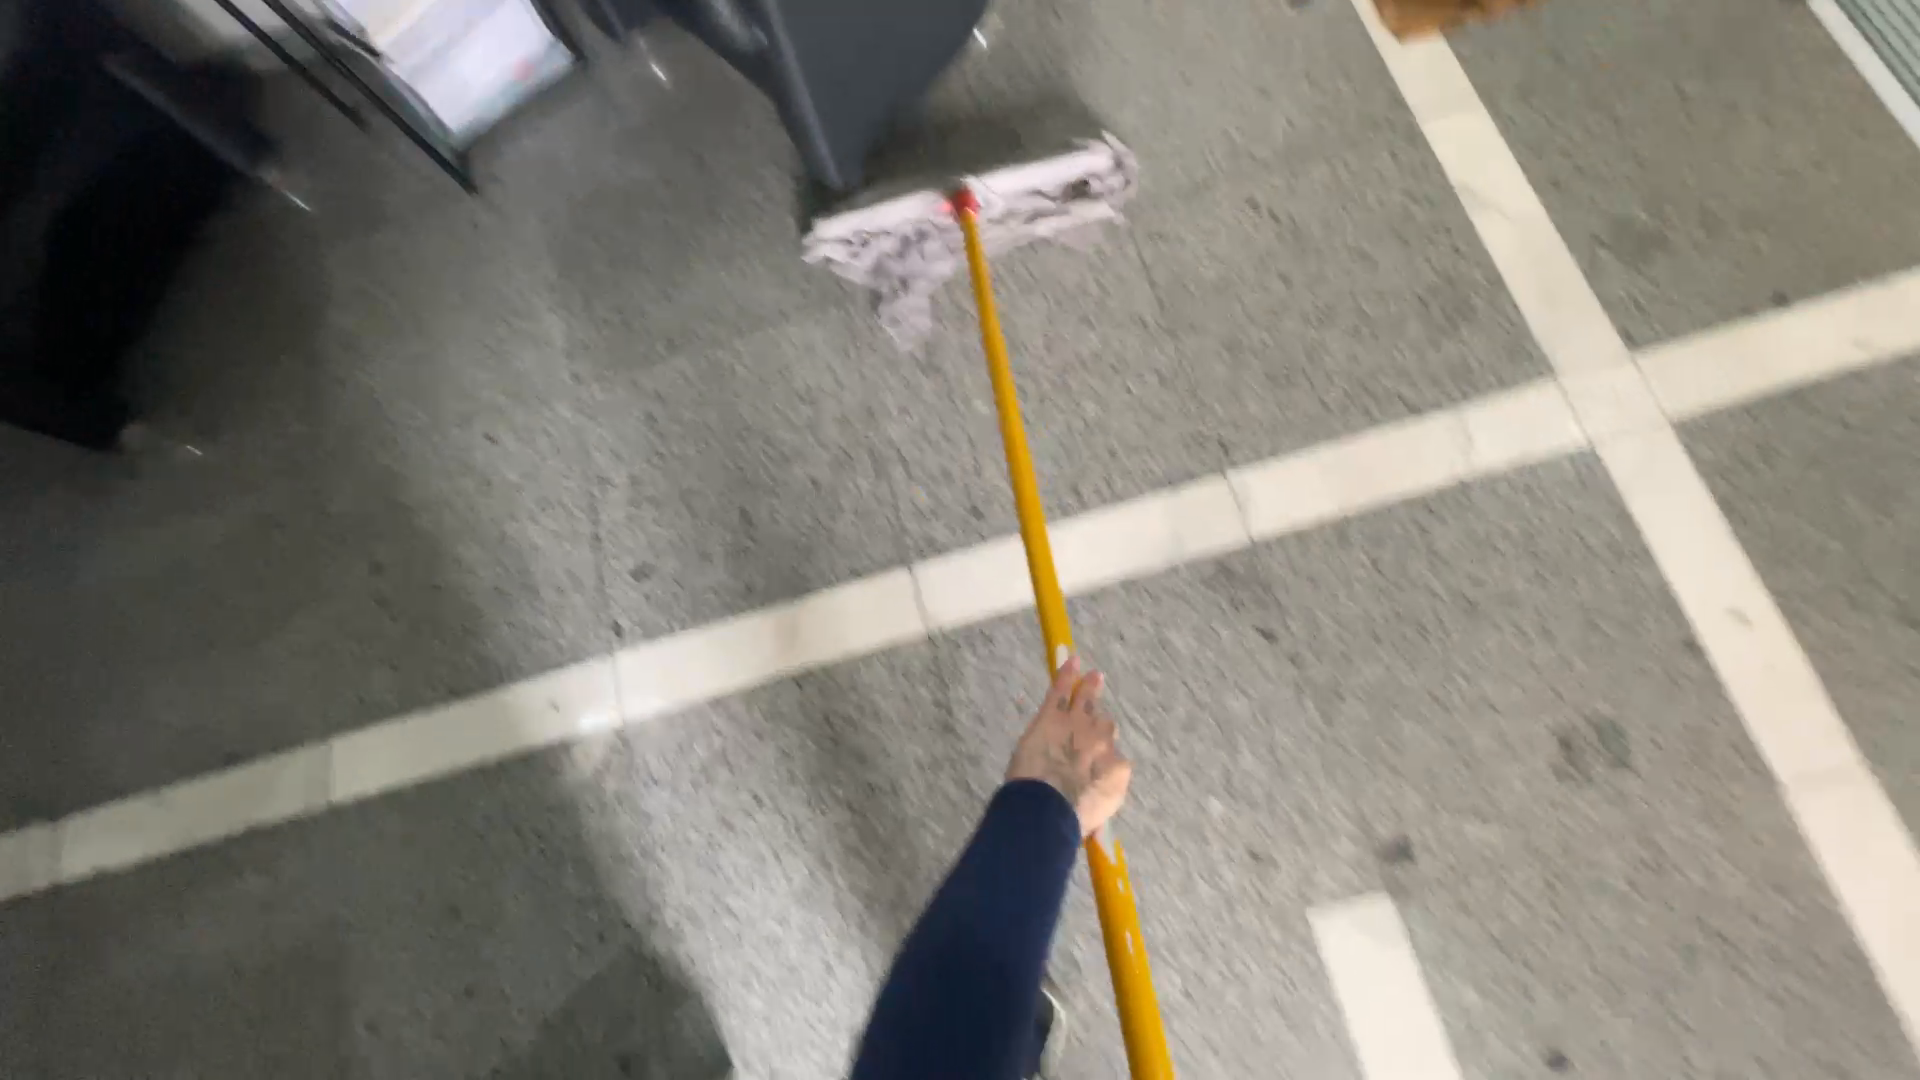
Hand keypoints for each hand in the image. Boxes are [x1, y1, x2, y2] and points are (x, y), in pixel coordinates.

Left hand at [1006, 656, 1131, 836]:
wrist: (1046, 809)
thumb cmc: (1067, 822)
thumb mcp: (1092, 819)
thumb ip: (1095, 803)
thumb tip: (1089, 809)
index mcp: (1117, 773)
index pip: (1116, 760)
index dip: (1102, 761)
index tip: (1092, 767)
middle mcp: (1105, 745)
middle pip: (1106, 728)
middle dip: (1098, 729)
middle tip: (1094, 725)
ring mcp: (1079, 725)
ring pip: (1088, 702)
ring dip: (1091, 689)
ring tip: (1095, 677)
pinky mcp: (1054, 715)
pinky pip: (1063, 689)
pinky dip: (1068, 674)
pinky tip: (1071, 660)